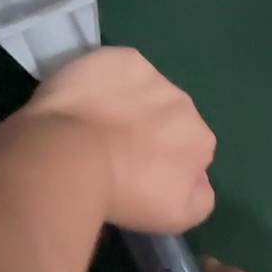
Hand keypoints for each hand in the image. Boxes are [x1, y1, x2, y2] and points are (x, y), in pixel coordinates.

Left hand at [13, 47, 214, 233]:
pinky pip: (116, 65)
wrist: (71, 154)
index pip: (188, 145)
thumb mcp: (176, 216)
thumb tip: (199, 176)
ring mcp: (149, 74)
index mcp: (200, 139)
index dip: (162, 153)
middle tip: (114, 140)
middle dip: (147, 122)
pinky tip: (86, 92)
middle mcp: (183, 101)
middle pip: (167, 111)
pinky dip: (104, 75)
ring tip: (95, 116)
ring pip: (142, 86)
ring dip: (126, 97)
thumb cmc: (122, 192)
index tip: (137, 164)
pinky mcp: (117, 55)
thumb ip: (200, 195)